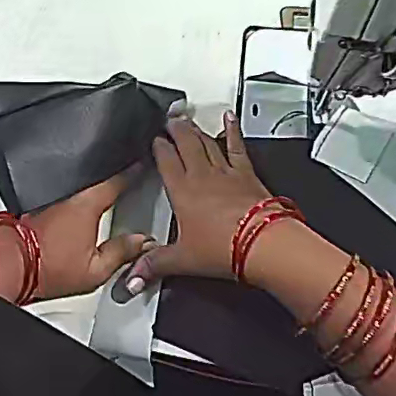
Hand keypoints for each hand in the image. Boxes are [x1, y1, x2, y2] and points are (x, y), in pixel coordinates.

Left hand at [0, 170, 154, 302]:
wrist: (11, 265)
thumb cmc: (48, 267)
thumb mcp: (96, 269)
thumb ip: (122, 252)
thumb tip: (141, 243)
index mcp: (87, 204)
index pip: (116, 182)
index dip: (132, 172)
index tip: (142, 165)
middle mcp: (69, 196)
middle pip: (99, 183)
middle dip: (115, 181)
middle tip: (131, 182)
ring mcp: (53, 200)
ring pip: (82, 190)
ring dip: (95, 192)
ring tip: (111, 198)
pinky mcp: (41, 208)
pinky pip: (68, 199)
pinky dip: (79, 202)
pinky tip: (84, 213)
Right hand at [123, 113, 273, 291]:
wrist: (262, 244)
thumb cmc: (225, 248)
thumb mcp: (182, 260)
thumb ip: (155, 264)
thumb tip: (133, 277)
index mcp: (181, 191)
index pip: (165, 161)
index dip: (159, 148)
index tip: (154, 140)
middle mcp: (202, 176)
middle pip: (185, 144)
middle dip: (175, 130)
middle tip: (170, 120)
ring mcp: (226, 172)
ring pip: (207, 142)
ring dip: (196, 129)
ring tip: (189, 119)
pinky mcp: (247, 174)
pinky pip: (236, 146)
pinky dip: (232, 130)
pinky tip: (229, 119)